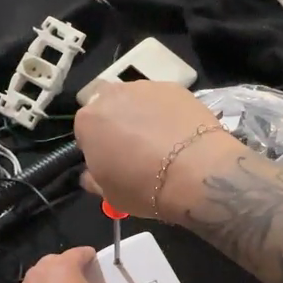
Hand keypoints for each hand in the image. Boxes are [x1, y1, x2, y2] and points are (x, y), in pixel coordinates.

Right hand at [74, 82, 240, 219]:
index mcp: (88, 121)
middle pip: (109, 108)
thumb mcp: (110, 196)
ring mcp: (145, 87)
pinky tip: (180, 133)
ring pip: (137, 101)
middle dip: (117, 123)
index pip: (85, 132)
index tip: (113, 162)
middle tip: (136, 149)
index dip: (98, 148)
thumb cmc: (145, 187)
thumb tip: (90, 175)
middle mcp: (112, 95)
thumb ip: (94, 179)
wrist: (197, 172)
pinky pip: (164, 100)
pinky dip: (168, 112)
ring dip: (143, 115)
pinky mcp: (175, 87)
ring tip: (162, 141)